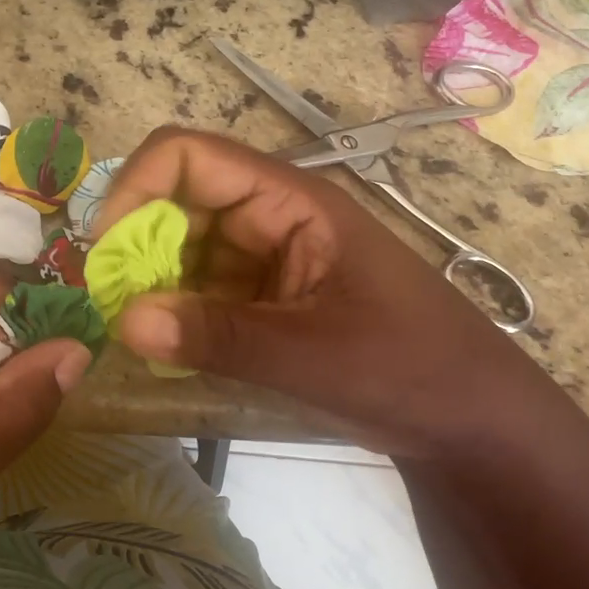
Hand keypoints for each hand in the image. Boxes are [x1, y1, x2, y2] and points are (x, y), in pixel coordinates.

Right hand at [92, 128, 568, 458]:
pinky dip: (169, 310)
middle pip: (174, 201)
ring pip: (177, 246)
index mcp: (290, 202)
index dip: (137, 186)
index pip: (190, 156)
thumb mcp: (314, 356)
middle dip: (134, 245)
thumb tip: (122, 321)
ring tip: (133, 333)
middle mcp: (267, 216)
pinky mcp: (257, 294)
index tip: (108, 248)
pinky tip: (163, 348)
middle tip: (111, 304)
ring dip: (148, 282)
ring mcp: (261, 256)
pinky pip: (194, 286)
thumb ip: (217, 337)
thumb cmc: (414, 373)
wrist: (480, 432)